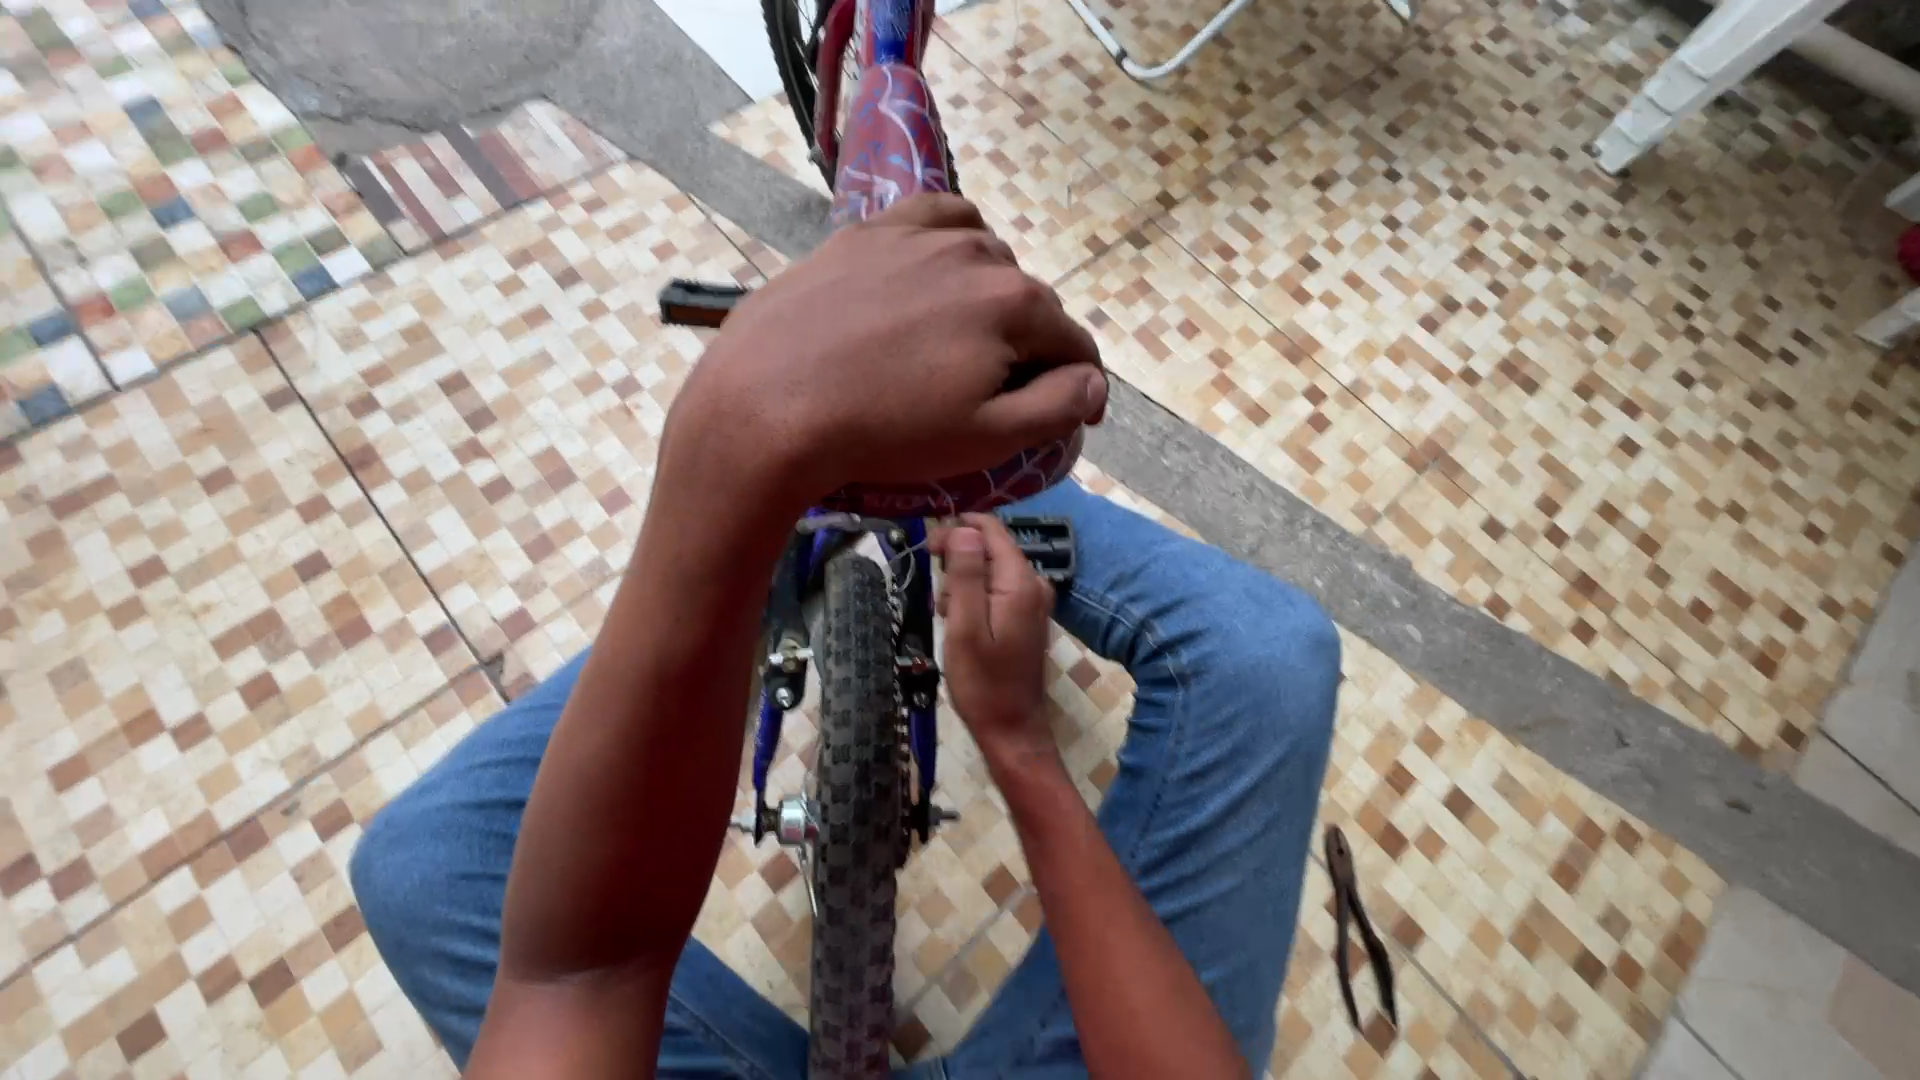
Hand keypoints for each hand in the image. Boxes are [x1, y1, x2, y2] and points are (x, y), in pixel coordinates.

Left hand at [669, 195, 1106, 501]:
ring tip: (959, 340)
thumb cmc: (883, 433)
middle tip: (995, 391)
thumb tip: (1096, 381)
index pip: (1074, 343)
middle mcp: (977, 253)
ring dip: (990, 298)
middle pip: (1029, 302)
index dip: (1078, 384)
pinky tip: (937, 269)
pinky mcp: (869, 230)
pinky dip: (952, 242)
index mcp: (1014, 304)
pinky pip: (934, 219)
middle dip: (1029, 346)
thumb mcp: (985, 439)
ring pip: (985, 259)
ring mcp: (918, 234)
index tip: (1068, 414)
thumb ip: (1057, 406)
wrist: (768, 404)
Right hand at [935, 514, 1060, 774]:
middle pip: (990, 548)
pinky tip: (960, 624)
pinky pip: (996, 590)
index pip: (990, 529)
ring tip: (946, 616)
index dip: (956, 530)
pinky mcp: (1026, 617)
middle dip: (957, 560)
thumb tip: (962, 530)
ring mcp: (1033, 601)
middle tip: (934, 594)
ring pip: (990, 570)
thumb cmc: (982, 681)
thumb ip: (966, 574)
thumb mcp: (965, 626)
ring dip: (963, 583)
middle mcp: (1034, 583)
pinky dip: (974, 599)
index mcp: (1020, 581)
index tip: (927, 548)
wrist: (1011, 727)